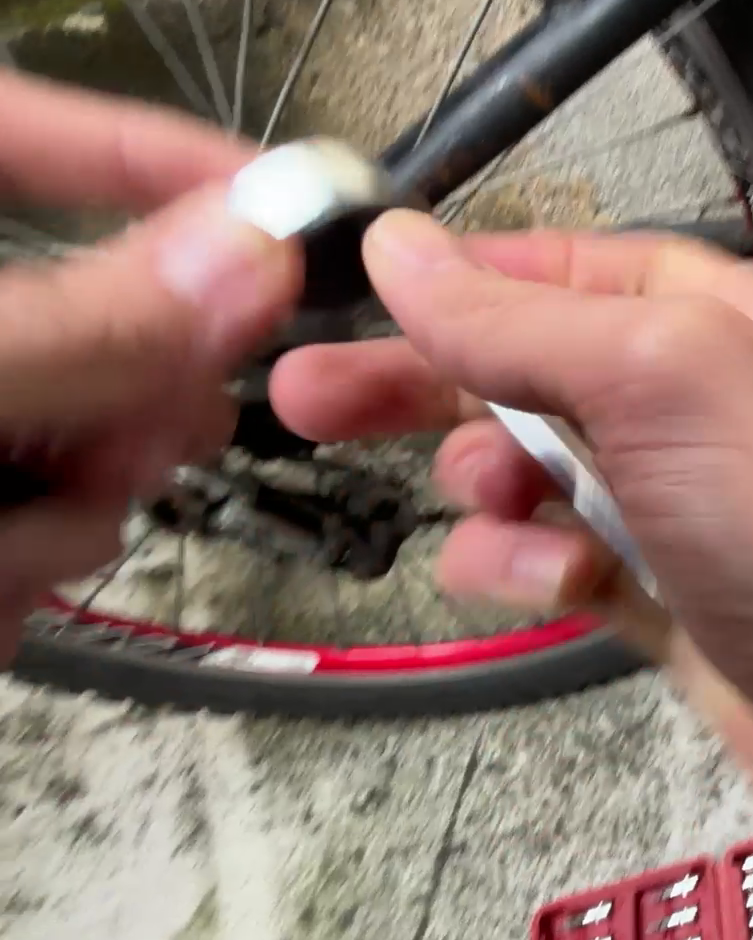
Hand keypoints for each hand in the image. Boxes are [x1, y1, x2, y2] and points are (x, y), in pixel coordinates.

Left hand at [0, 72, 302, 662]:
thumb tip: (261, 256)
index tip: (297, 219)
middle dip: (129, 414)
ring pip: (78, 442)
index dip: (173, 162)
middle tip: (117, 463)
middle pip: (93, 324)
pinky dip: (12, 567)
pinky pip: (28, 517)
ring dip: (61, 519)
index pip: (20, 132)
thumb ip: (75, 326)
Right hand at [271, 212, 752, 837]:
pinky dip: (536, 572)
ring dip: (495, 490)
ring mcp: (689, 512)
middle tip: (317, 402)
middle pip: (543, 372)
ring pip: (540, 475)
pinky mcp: (671, 598)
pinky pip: (564, 564)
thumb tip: (407, 252)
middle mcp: (711, 413)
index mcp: (730, 330)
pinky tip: (561, 589)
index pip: (585, 269)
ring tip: (508, 507)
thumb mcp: (678, 384)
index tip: (368, 291)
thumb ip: (538, 324)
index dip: (479, 276)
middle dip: (438, 383)